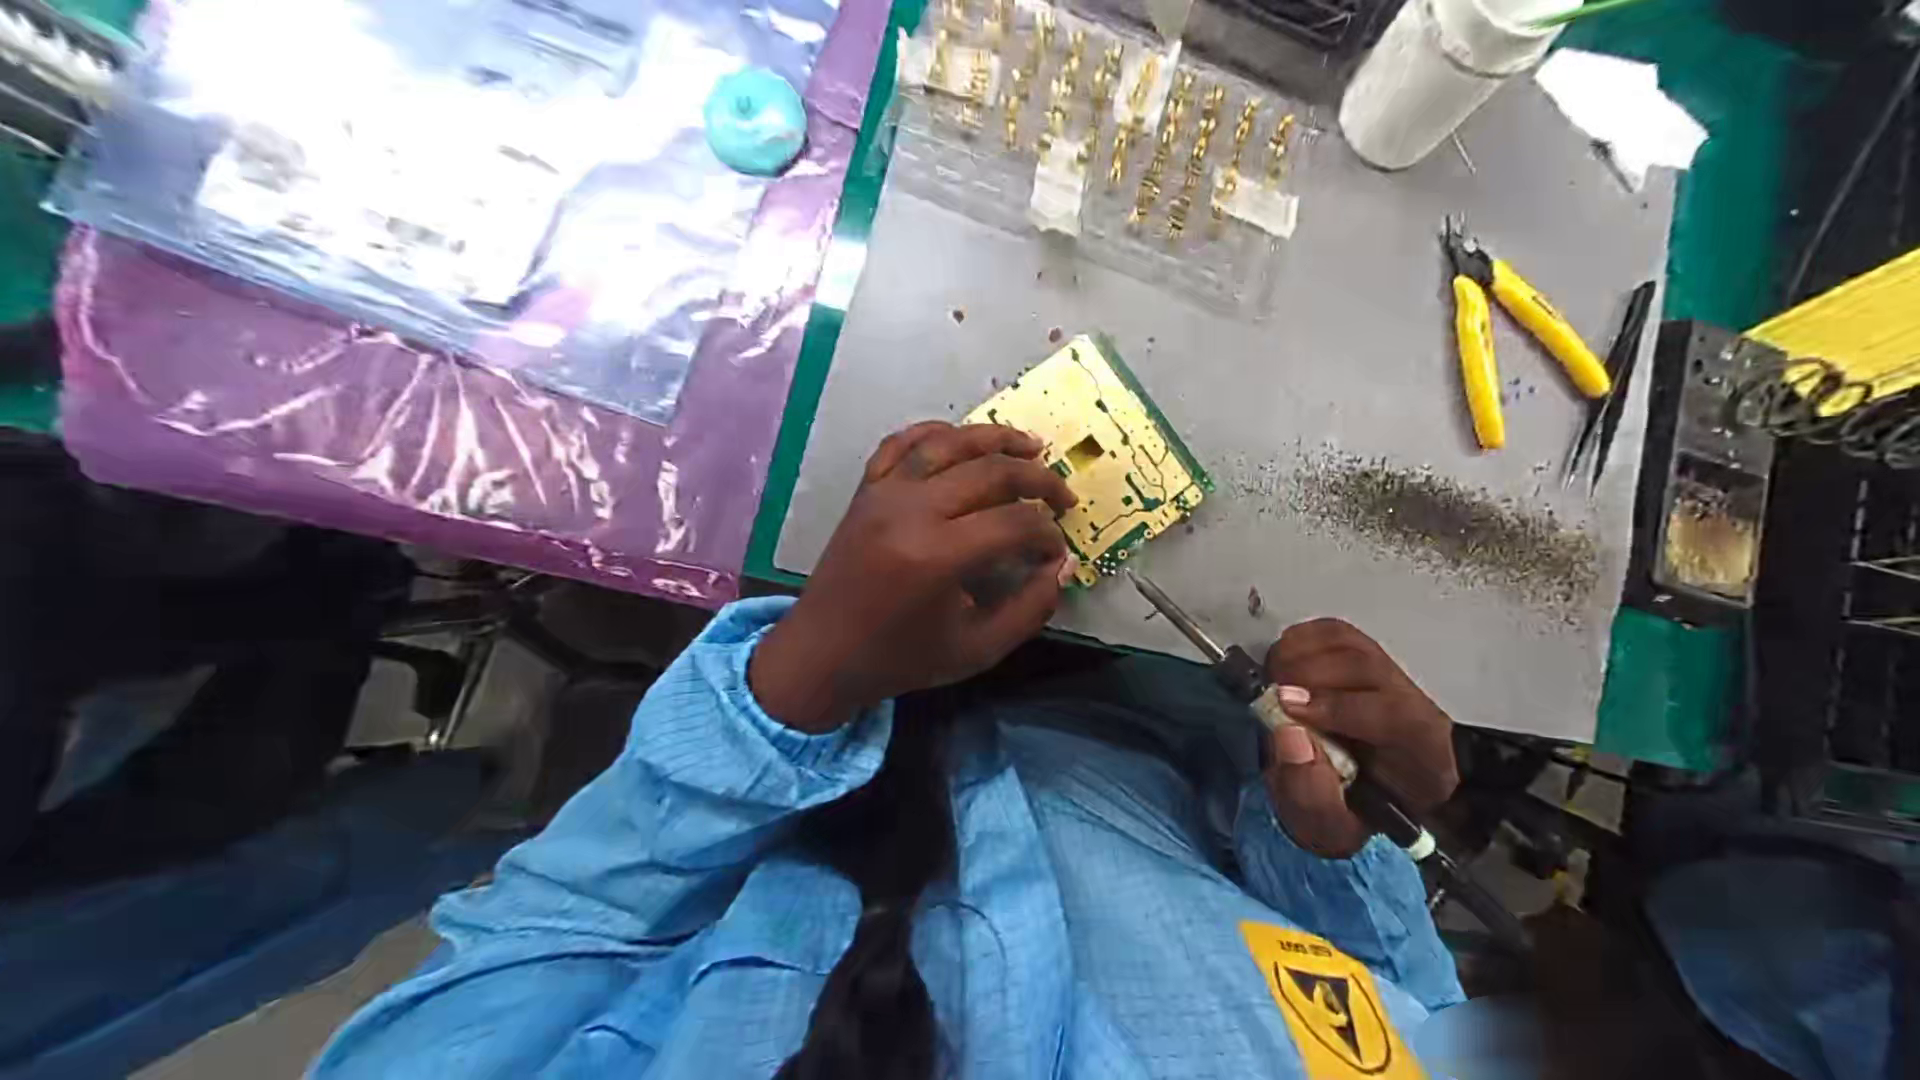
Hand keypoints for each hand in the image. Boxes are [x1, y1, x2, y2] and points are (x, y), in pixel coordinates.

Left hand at [750, 421, 1077, 732]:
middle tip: (1063, 496)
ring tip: (1031, 445)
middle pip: (990, 471)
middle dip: (1038, 480)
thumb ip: (1029, 608)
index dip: (1048, 534)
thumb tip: (1063, 565)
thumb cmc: (901, 658)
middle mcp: (911, 512)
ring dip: (995, 439)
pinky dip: (935, 432)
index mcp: (938, 556)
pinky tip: (961, 437)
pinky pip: (901, 443)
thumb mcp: (977, 650)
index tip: (1057, 551)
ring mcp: (883, 494)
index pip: (1015, 523)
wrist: (823, 654)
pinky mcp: (865, 490)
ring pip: (948, 443)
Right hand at [1261, 618, 1456, 856]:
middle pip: (1366, 666)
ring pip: (1346, 642)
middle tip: (1271, 697)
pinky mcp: (1358, 653)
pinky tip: (1281, 668)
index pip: (1395, 713)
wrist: (1345, 796)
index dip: (1338, 706)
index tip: (1287, 709)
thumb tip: (1289, 735)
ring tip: (1273, 685)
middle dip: (1307, 676)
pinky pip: (1328, 631)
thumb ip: (1310, 792)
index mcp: (1421, 756)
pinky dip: (1296, 642)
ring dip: (1296, 657)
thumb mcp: (1325, 828)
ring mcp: (1386, 673)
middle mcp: (1413, 705)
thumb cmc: (1336, 812)